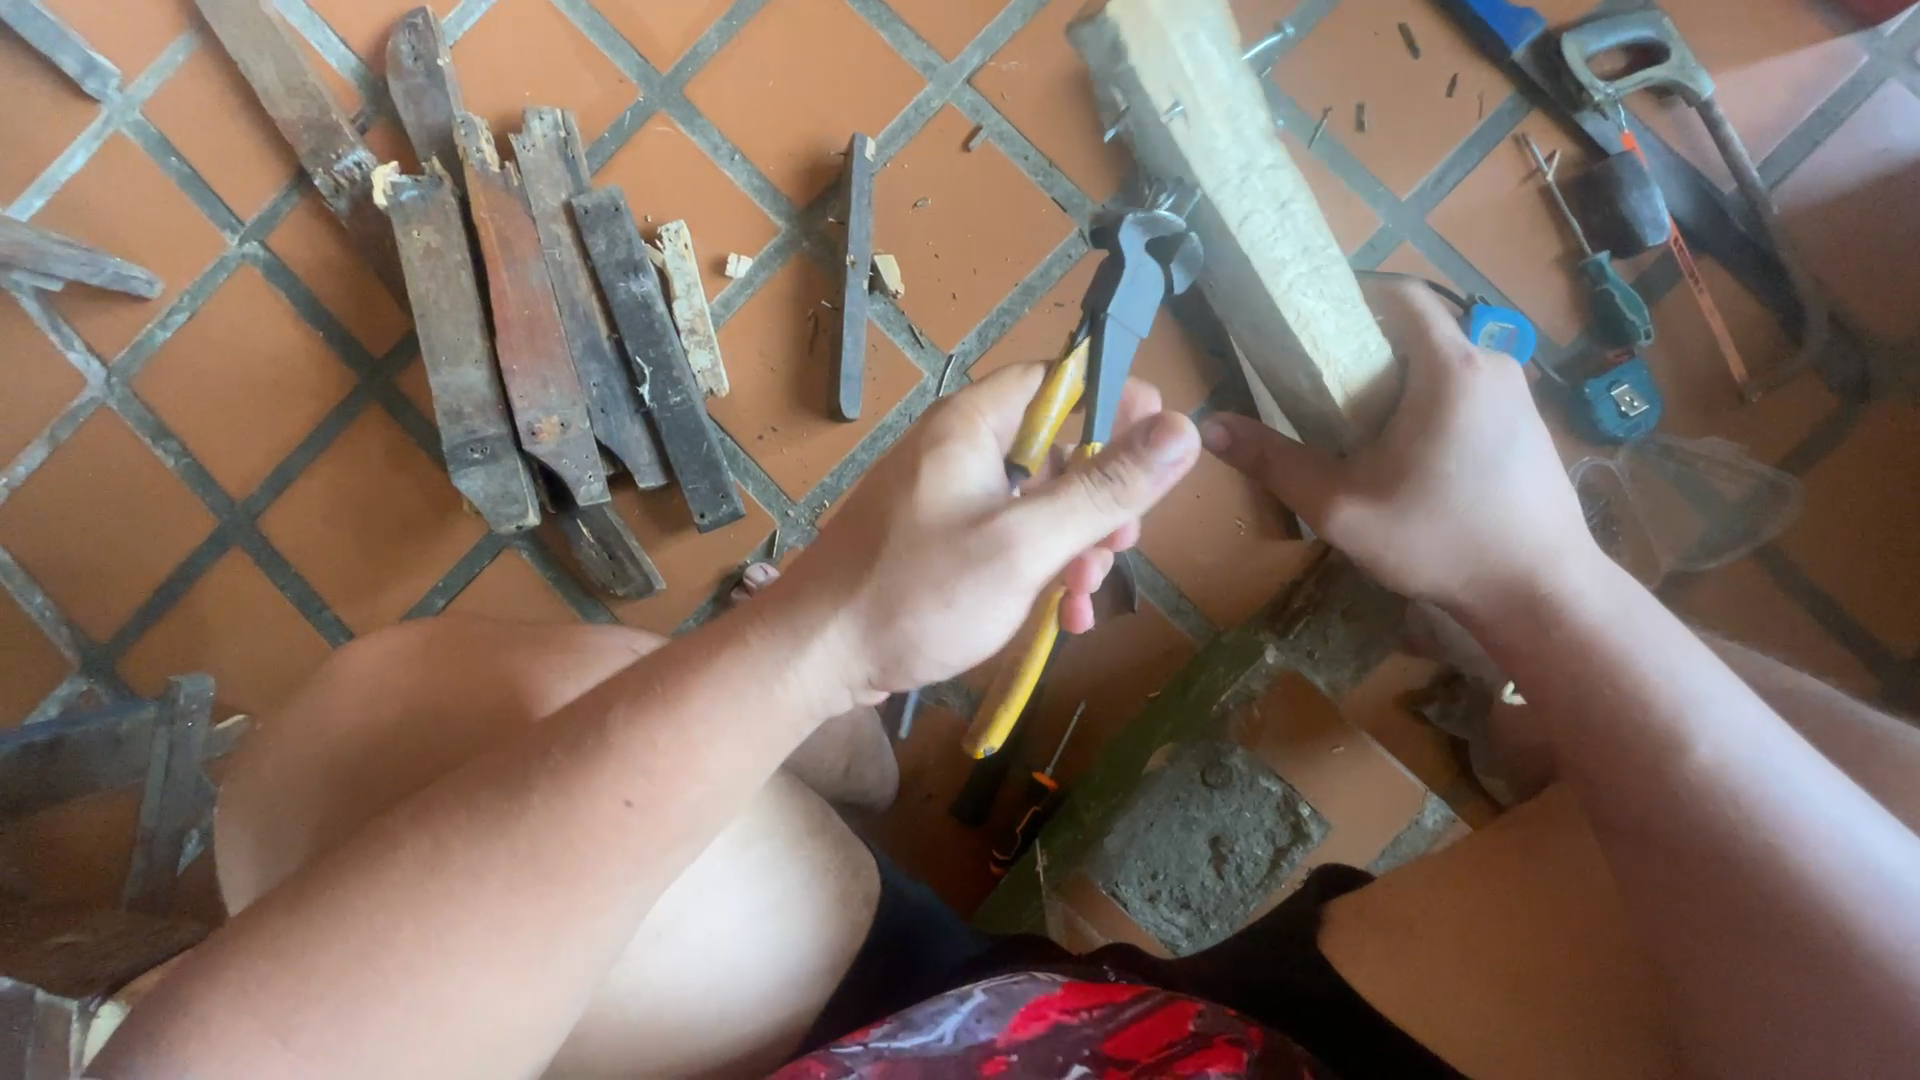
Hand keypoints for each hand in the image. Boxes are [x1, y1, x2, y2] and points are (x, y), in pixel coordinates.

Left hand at [774, 362, 1200, 704]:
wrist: (815, 656)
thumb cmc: (917, 593)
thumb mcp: (1024, 542)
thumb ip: (1103, 488)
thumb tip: (1181, 429)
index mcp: (971, 427)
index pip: (1054, 383)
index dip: (1111, 401)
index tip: (1159, 437)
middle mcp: (957, 454)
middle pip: (1053, 452)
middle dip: (1097, 500)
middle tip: (1122, 544)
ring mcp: (944, 503)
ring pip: (1033, 507)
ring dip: (1072, 548)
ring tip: (1085, 598)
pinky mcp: (937, 547)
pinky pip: (1004, 542)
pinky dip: (1036, 572)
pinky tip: (1057, 618)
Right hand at [1200, 279, 1597, 612]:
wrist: (1538, 592)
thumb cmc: (1436, 540)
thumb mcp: (1337, 505)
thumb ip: (1272, 461)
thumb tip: (1209, 426)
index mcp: (1450, 367)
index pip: (1402, 293)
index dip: (1350, 296)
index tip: (1306, 324)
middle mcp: (1492, 364)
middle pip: (1417, 328)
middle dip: (1362, 348)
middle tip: (1314, 390)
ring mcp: (1515, 394)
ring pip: (1440, 362)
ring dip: (1393, 380)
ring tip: (1350, 426)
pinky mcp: (1525, 424)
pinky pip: (1462, 389)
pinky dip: (1423, 401)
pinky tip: (1401, 454)